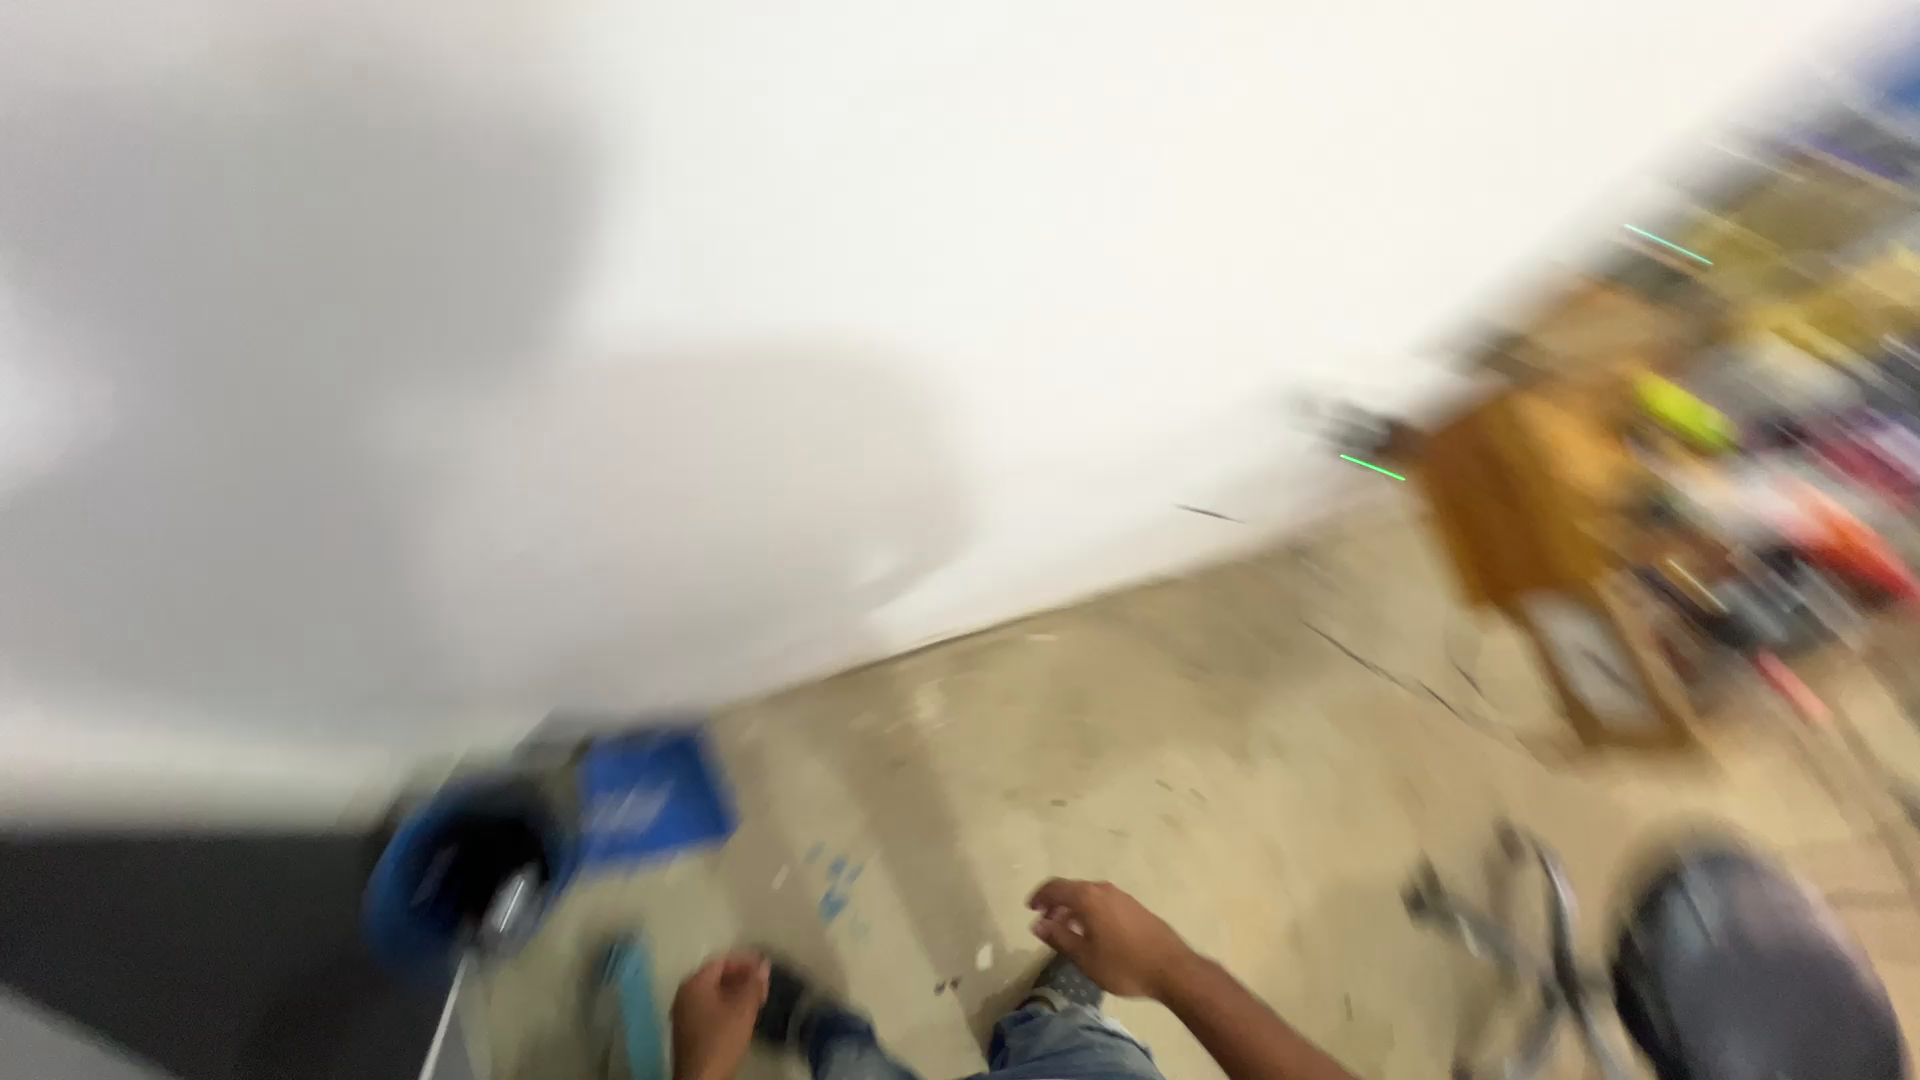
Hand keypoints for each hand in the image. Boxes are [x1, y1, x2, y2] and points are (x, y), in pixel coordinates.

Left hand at [670, 953, 769, 1079]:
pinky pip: (709, 1008)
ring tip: (757, 998)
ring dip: (736, 993)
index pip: (722, 961)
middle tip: (763, 984)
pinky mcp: (687, 1032)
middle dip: (742, 978)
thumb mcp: (743, 1009)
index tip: (764, 968)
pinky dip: (727, 1006)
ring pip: (714, 994)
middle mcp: (684, 995)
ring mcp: (683, 1015)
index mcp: (694, 983)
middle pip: (716, 977)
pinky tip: (742, 1014)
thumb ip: (755, 984)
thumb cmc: (721, 1040)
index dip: (745, 961)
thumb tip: (764, 965)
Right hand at [1027, 878, 1198, 999]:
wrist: (1172, 968)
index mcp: (1087, 897)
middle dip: (1055, 903)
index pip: (1055, 887)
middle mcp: (1102, 889)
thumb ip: (1058, 937)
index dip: (1040, 897)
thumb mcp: (1085, 957)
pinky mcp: (1133, 906)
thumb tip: (1037, 923)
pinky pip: (1102, 901)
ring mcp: (1120, 896)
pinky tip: (1092, 932)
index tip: (1030, 910)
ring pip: (1088, 895)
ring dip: (1073, 908)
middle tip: (1046, 922)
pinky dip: (1089, 911)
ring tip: (1067, 930)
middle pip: (1071, 889)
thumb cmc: (1123, 964)